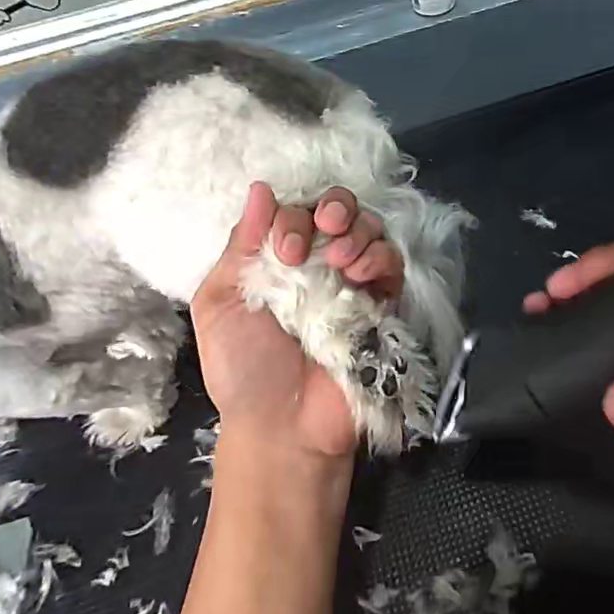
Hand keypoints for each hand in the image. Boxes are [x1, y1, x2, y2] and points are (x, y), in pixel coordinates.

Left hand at [190, 183, 402, 458]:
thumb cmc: (244, 369)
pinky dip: (381, 257)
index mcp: (279, 259)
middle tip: (325, 230)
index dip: (294, 216)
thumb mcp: (221, 304)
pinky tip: (362, 274)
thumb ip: (241, 247)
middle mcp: (319, 263)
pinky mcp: (383, 303)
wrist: (284, 425)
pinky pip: (392, 262)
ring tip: (342, 261)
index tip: (287, 249)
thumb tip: (261, 188)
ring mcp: (353, 282)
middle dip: (335, 208)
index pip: (296, 211)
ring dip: (359, 231)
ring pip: (370, 229)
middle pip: (339, 209)